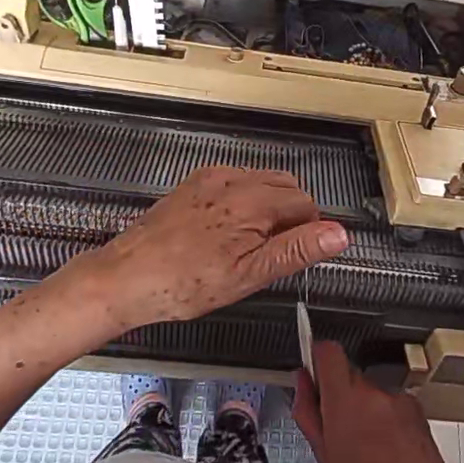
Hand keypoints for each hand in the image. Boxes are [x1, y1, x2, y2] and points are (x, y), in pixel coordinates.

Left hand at [52, 166, 348, 334]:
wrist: (126, 276)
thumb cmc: (182, 282)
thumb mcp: (249, 274)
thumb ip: (296, 250)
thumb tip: (337, 235)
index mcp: (252, 200)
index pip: (305, 203)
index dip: (308, 231)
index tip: (298, 255)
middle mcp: (231, 180)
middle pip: (285, 187)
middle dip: (290, 216)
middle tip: (273, 254)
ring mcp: (209, 180)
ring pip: (259, 183)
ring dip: (267, 208)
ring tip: (248, 247)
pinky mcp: (191, 186)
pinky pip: (233, 184)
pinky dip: (242, 202)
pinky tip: (225, 234)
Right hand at [293, 340, 463, 462]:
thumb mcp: (324, 457)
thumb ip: (308, 412)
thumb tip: (302, 385)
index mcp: (346, 399)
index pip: (328, 350)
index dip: (317, 357)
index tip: (312, 372)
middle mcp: (374, 393)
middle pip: (348, 373)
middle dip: (339, 393)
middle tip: (335, 427)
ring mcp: (400, 401)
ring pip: (369, 391)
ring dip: (363, 409)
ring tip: (365, 448)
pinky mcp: (418, 411)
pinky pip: (390, 405)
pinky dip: (384, 419)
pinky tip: (386, 451)